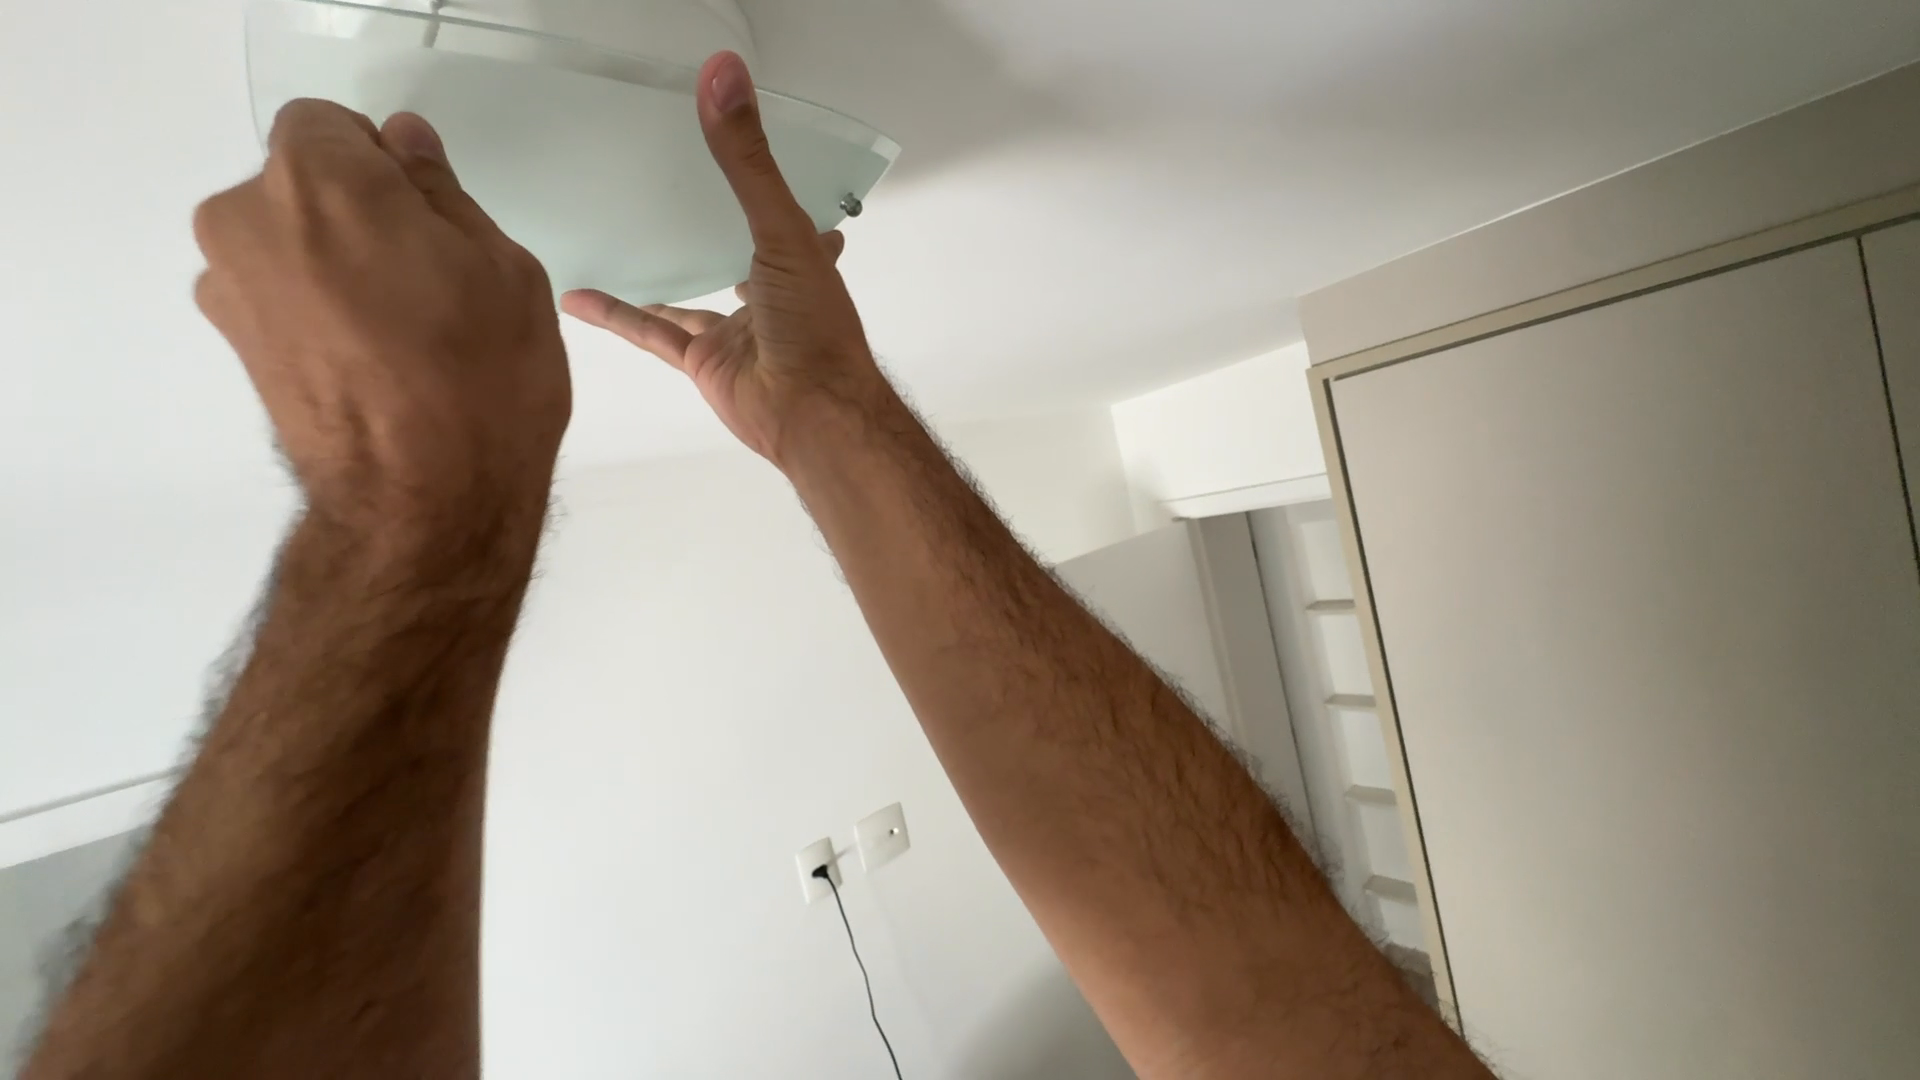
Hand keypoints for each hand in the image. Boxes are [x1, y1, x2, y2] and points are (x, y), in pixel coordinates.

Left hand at [194, 102, 571, 532]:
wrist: (430, 498)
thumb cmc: (490, 377)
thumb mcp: (508, 273)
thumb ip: (445, 195)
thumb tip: (406, 148)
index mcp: (323, 182)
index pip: (333, 127)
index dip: (390, 169)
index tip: (436, 227)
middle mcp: (247, 218)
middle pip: (307, 187)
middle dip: (364, 218)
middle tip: (437, 288)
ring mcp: (230, 285)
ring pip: (295, 245)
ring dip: (343, 267)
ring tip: (411, 339)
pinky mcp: (234, 343)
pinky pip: (285, 298)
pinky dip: (326, 313)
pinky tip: (381, 366)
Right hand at [562, 51, 887, 465]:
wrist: (810, 412)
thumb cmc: (811, 323)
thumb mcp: (781, 231)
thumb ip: (748, 163)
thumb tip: (722, 72)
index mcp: (802, 268)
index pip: (796, 228)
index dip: (785, 203)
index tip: (762, 175)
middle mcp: (771, 300)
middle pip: (738, 261)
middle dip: (717, 238)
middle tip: (676, 199)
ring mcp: (737, 336)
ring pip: (691, 302)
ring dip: (661, 278)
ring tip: (622, 239)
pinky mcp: (704, 364)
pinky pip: (654, 335)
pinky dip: (618, 316)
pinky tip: (578, 295)